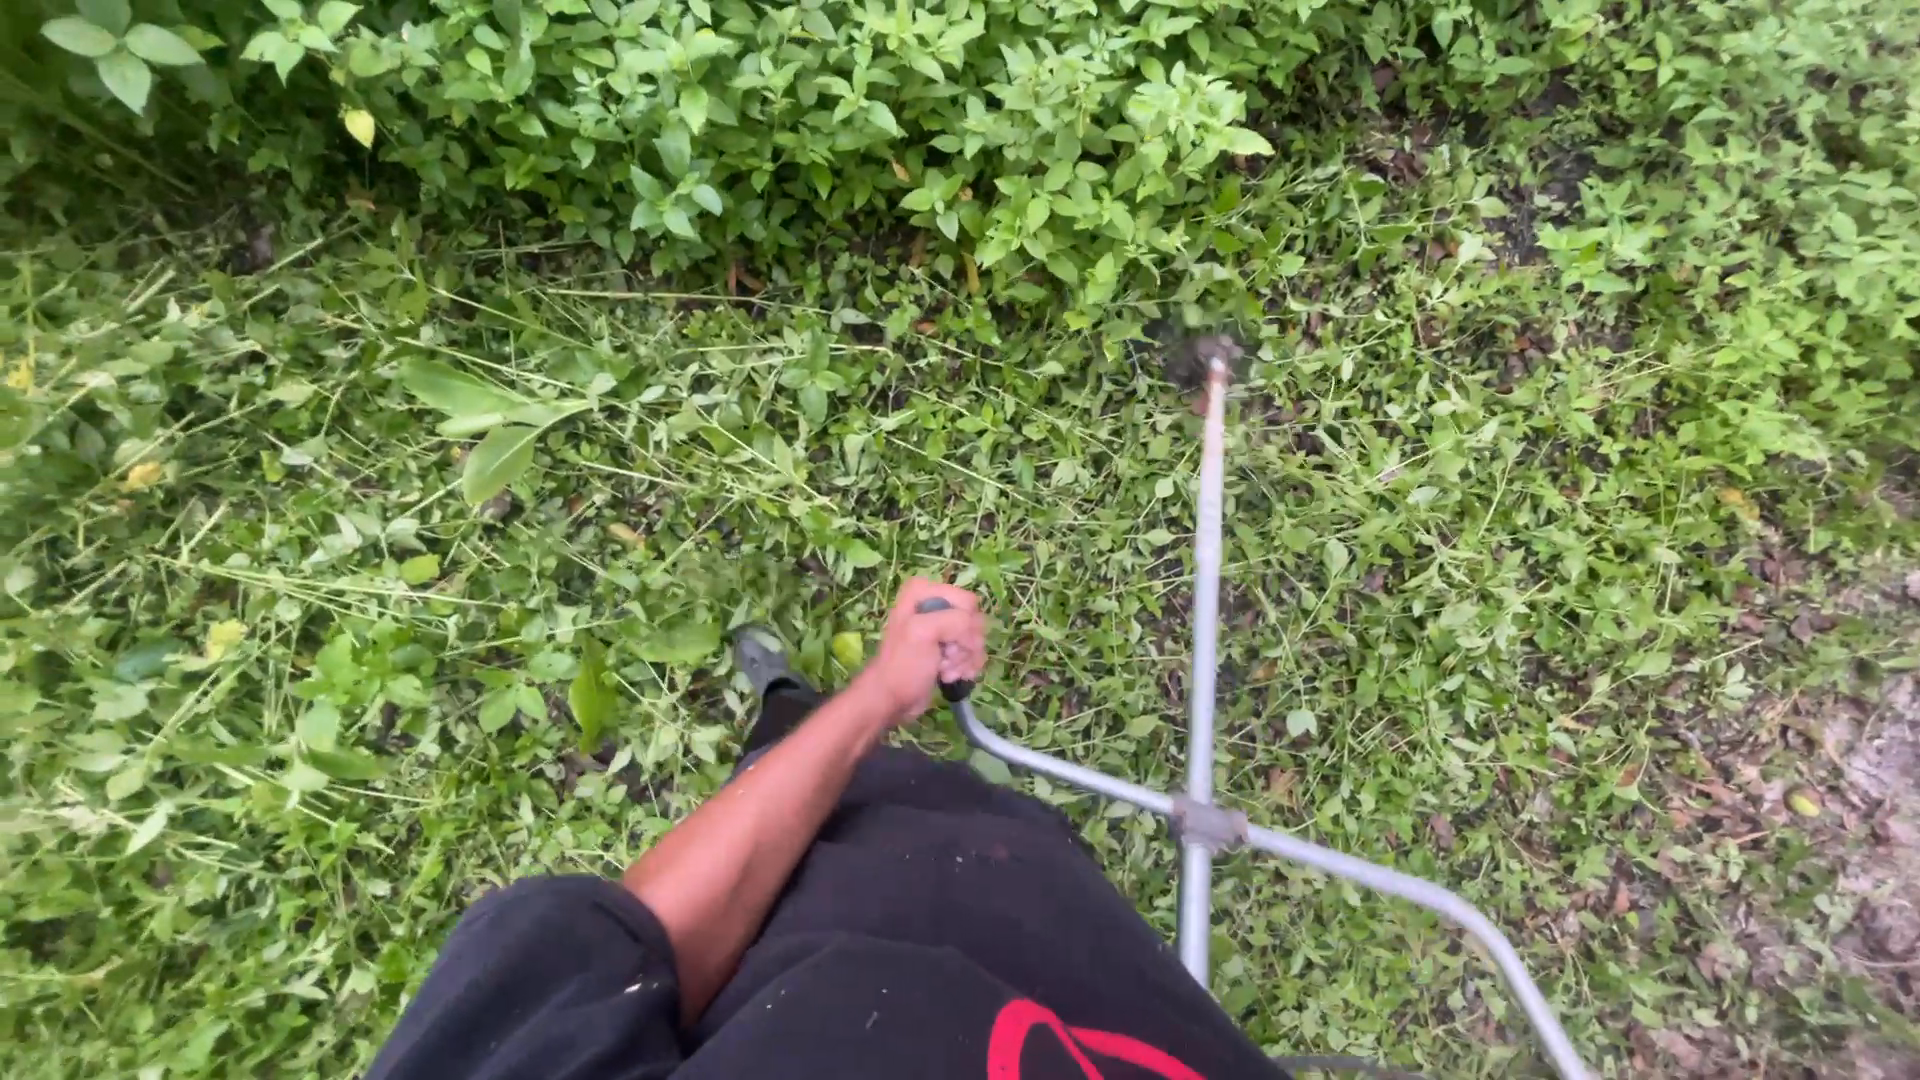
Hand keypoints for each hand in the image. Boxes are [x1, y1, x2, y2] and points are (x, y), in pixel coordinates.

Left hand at [848, 577, 986, 728]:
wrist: (891, 700)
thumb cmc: (903, 665)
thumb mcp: (923, 632)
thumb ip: (955, 621)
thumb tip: (976, 637)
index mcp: (924, 591)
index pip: (968, 602)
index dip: (964, 625)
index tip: (948, 645)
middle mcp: (933, 604)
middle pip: (974, 620)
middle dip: (964, 645)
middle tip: (945, 657)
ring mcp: (942, 627)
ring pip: (975, 638)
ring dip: (964, 659)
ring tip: (944, 671)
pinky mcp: (947, 648)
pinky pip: (972, 652)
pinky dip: (965, 667)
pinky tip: (948, 676)